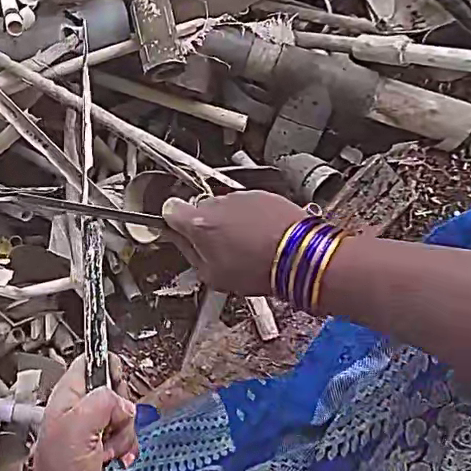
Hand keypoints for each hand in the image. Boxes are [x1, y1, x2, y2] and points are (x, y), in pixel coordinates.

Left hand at [20, 357, 137, 470]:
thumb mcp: (77, 430)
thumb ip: (101, 404)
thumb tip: (122, 402)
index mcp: (67, 395)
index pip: (91, 362)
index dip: (109, 370)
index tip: (115, 389)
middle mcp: (79, 407)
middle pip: (114, 389)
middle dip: (121, 410)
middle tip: (108, 427)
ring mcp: (92, 427)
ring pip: (124, 414)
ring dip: (123, 434)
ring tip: (104, 449)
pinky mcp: (103, 445)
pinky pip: (126, 436)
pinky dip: (126, 447)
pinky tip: (115, 459)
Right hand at [162, 190, 307, 295]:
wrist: (301, 257)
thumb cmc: (259, 269)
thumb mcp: (212, 275)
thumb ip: (189, 253)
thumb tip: (181, 243)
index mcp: (197, 222)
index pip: (169, 210)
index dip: (173, 222)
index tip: (180, 232)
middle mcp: (215, 203)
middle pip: (199, 209)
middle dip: (206, 225)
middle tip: (220, 247)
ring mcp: (240, 197)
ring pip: (224, 207)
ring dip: (230, 221)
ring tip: (247, 245)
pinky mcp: (262, 195)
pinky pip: (248, 205)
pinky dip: (252, 218)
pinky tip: (262, 238)